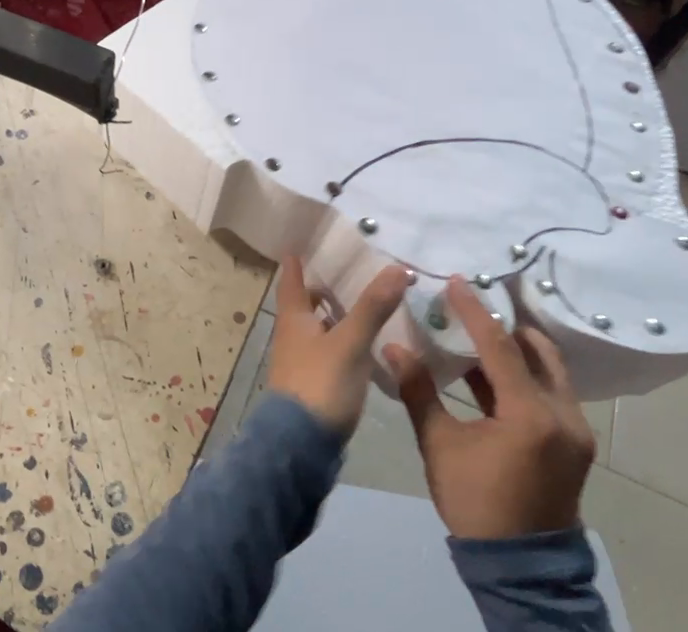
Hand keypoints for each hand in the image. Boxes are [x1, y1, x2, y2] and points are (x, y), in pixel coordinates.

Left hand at [265, 255, 408, 434]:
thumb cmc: (320, 383)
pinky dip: (344, 342)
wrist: (300, 444)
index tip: (300, 244)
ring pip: (317, 329)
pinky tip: (368, 346)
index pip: (292, 280)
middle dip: (321, 289)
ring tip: (366, 306)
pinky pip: (329, 352)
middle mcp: (292, 335)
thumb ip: (372, 307)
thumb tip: (396, 268)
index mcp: (293, 318)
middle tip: (348, 274)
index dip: (296, 262)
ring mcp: (301, 361)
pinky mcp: (314, 384)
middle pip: (304, 305)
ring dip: (336, 316)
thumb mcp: (349, 343)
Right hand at [383, 277, 595, 539]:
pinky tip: (490, 374)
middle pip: (538, 352)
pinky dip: (523, 376)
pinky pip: (550, 392)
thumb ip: (419, 391)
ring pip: (549, 371)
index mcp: (530, 415)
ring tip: (477, 335)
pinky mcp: (574, 442)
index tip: (456, 283)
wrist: (521, 563)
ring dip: (515, 351)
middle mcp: (563, 415)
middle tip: (471, 306)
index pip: (500, 347)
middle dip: (504, 326)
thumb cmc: (475, 501)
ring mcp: (575, 430)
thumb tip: (393, 348)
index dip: (475, 312)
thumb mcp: (439, 444)